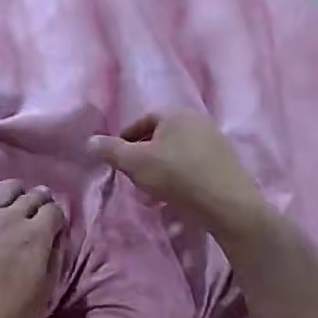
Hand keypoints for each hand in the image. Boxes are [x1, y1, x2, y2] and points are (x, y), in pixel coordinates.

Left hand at [0, 179, 64, 317]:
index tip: (54, 225)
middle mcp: (13, 216)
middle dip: (40, 199)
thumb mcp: (39, 301)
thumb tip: (55, 245)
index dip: (57, 217)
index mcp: (37, 237)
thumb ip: (52, 266)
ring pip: (6, 187)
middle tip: (39, 207)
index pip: (55, 211)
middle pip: (32, 195)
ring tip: (15, 199)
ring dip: (16, 191)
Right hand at [89, 111, 268, 233]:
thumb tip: (89, 141)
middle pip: (160, 137)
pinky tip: (172, 198)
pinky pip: (193, 166)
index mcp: (176, 114)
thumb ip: (111, 151)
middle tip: (131, 177)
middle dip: (143, 157)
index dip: (125, 138)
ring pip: (176, 153)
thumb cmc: (177, 176)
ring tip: (150, 193)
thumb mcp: (136, 163)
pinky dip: (178, 178)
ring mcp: (215, 141)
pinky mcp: (225, 163)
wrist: (227, 203)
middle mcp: (198, 121)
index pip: (143, 120)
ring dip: (159, 170)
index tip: (116, 158)